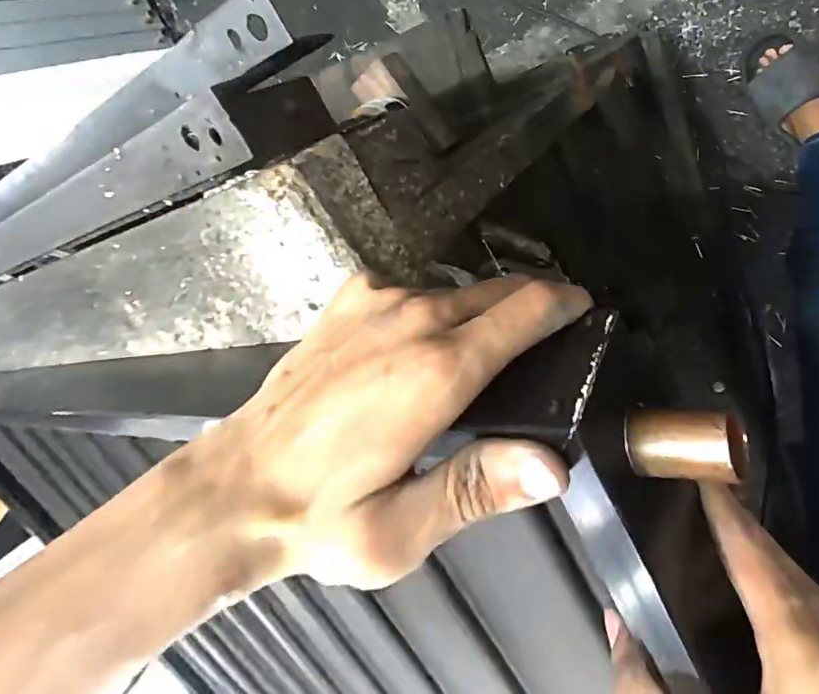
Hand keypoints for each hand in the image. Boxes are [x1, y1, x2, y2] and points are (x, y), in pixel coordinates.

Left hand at [171, 272, 593, 589]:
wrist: (234, 485)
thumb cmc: (320, 515)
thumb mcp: (402, 529)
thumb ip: (480, 487)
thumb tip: (552, 464)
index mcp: (438, 371)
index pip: (526, 311)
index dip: (565, 303)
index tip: (584, 306)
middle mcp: (413, 319)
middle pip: (501, 290)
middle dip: (535, 303)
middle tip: (551, 333)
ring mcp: (379, 298)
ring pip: (460, 289)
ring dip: (486, 309)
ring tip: (491, 349)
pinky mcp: (354, 295)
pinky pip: (418, 288)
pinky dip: (439, 307)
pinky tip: (424, 342)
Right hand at [611, 484, 818, 693]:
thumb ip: (641, 686)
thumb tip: (614, 620)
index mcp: (806, 670)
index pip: (765, 576)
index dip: (733, 524)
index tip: (707, 481)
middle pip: (793, 579)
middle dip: (751, 535)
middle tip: (711, 502)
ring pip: (816, 597)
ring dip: (772, 560)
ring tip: (732, 535)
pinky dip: (791, 591)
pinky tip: (767, 588)